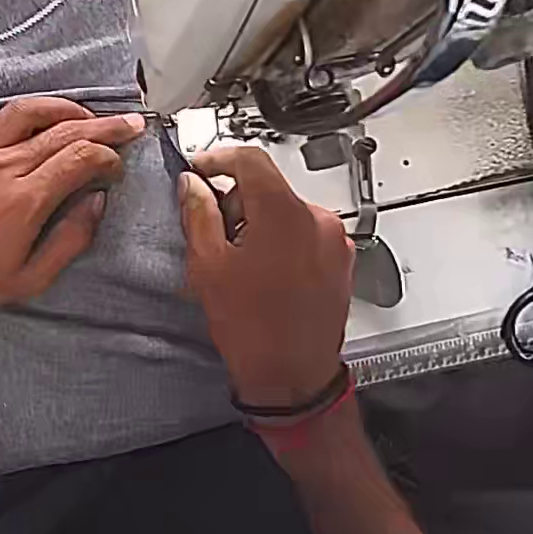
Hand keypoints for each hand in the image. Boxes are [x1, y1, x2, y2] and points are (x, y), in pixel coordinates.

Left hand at [0, 97, 145, 367]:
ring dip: (63, 108)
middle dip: (103, 125)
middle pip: (63, 130)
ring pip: (27, 112)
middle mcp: (0, 168)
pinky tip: (33, 119)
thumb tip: (97, 203)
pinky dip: (18, 112)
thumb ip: (71, 239)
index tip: (118, 165)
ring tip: (86, 114)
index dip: (108, 155)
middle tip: (128, 123)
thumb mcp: (30, 280)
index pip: (79, 157)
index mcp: (23, 201)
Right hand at [178, 147, 353, 407]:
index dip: (219, 159)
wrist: (291, 374)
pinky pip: (304, 231)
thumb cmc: (254, 330)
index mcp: (283, 214)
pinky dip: (280, 238)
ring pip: (286, 209)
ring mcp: (333, 240)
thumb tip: (192, 186)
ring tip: (240, 262)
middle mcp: (316, 220)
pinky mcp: (340, 258)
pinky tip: (263, 271)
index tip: (202, 168)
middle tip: (212, 230)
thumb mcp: (208, 266)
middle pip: (268, 186)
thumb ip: (198, 214)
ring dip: (258, 221)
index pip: (251, 160)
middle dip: (236, 200)